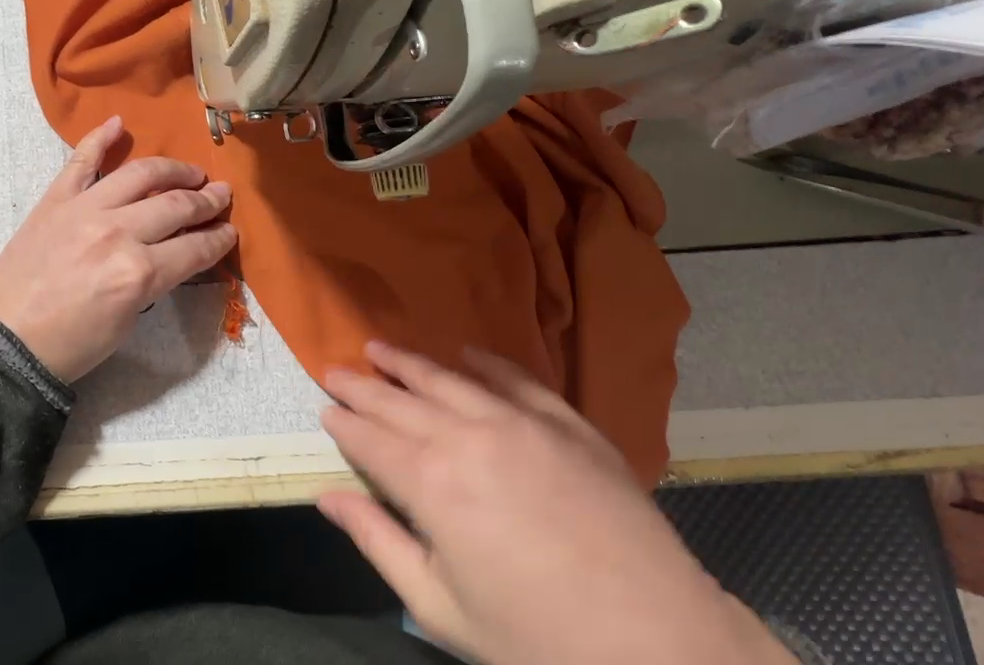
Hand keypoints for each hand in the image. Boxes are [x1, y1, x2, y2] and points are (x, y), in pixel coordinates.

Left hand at [0, 117, 236, 381]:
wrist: (5, 340)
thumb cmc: (69, 345)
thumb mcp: (127, 324)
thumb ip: (154, 283)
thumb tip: (172, 257)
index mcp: (140, 273)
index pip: (195, 248)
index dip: (219, 238)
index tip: (230, 230)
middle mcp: (118, 232)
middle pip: (176, 206)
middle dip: (206, 200)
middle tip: (222, 194)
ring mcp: (85, 209)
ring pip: (140, 174)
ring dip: (172, 169)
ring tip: (190, 172)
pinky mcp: (55, 199)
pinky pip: (81, 160)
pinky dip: (99, 138)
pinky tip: (118, 123)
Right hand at [317, 342, 795, 664]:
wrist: (660, 644)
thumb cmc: (535, 636)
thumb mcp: (439, 606)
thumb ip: (377, 542)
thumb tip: (326, 497)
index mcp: (429, 483)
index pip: (368, 438)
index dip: (342, 423)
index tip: (323, 409)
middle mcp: (467, 438)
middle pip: (399, 401)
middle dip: (362, 386)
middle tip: (334, 370)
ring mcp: (522, 425)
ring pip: (450, 379)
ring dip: (409, 363)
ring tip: (380, 348)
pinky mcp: (570, 427)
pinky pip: (519, 381)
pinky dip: (487, 363)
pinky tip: (466, 353)